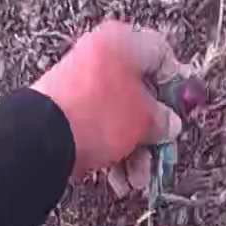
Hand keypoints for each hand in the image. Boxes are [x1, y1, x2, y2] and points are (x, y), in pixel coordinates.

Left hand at [31, 20, 185, 191]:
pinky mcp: (70, 114)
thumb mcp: (143, 119)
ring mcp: (83, 87)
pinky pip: (101, 132)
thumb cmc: (98, 116)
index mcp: (121, 43)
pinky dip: (114, 155)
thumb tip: (170, 125)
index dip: (176, 86)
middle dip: (153, 134)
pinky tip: (119, 182)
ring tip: (137, 181)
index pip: (161, 54)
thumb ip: (162, 120)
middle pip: (141, 95)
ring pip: (122, 120)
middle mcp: (101, 59)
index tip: (181, 112)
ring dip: (136, 154)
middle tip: (161, 155)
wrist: (44, 138)